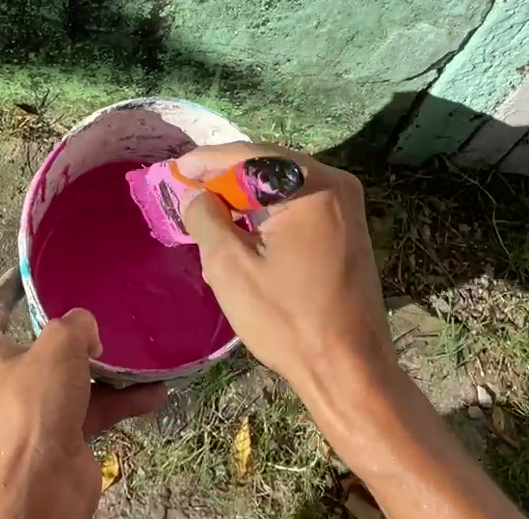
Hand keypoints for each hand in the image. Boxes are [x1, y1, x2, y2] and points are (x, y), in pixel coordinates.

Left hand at [0, 269, 166, 518]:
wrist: (39, 487)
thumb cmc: (32, 404)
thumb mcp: (57, 344)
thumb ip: (77, 323)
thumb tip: (88, 333)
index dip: (14, 283)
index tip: (37, 265)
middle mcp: (2, 379)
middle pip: (40, 341)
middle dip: (72, 326)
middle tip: (100, 301)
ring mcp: (33, 409)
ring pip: (73, 375)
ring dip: (107, 366)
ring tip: (139, 345)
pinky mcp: (61, 435)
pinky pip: (94, 406)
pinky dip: (122, 399)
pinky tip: (155, 389)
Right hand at [178, 144, 397, 403]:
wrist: (352, 372)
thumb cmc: (289, 321)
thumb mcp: (231, 268)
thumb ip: (205, 219)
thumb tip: (193, 194)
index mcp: (310, 186)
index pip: (247, 157)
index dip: (207, 161)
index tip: (176, 168)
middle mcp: (335, 183)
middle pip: (267, 164)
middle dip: (225, 176)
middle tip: (188, 187)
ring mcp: (346, 204)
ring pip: (282, 183)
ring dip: (244, 193)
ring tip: (208, 207)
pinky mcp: (347, 225)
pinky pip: (298, 201)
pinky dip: (268, 208)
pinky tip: (242, 224)